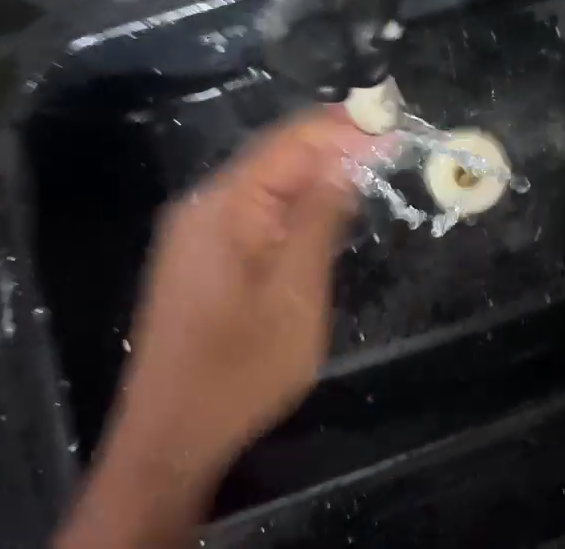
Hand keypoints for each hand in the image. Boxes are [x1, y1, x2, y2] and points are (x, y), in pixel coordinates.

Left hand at [105, 108, 375, 470]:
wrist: (168, 440)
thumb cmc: (239, 370)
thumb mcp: (295, 293)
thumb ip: (322, 216)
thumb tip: (350, 156)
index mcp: (224, 205)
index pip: (292, 141)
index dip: (346, 127)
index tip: (396, 125)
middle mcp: (205, 204)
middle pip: (279, 154)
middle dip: (336, 145)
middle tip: (393, 145)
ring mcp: (199, 229)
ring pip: (269, 180)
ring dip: (320, 171)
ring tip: (372, 167)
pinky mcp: (202, 252)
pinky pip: (257, 207)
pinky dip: (298, 199)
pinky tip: (328, 206)